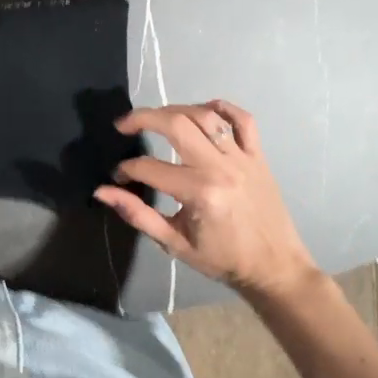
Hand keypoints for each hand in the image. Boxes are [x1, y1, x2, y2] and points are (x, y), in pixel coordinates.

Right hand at [93, 100, 318, 299]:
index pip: (148, 167)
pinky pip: (243, 120)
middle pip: (176, 124)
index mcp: (199, 193)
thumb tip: (101, 191)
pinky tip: (202, 111)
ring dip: (175, 110)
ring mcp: (243, 159)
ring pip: (206, 116)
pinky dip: (223, 108)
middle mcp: (220, 168)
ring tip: (157, 118)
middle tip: (123, 125)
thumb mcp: (174, 243)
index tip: (118, 178)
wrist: (276, 269)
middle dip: (142, 118)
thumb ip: (137, 214)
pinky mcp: (258, 157)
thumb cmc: (222, 259)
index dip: (126, 170)